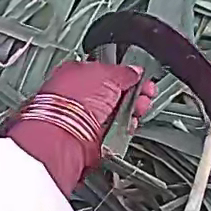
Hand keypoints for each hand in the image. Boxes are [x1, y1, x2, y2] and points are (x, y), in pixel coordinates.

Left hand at [7, 61, 155, 194]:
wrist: (65, 136)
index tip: (141, 77)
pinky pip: (114, 132)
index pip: (107, 73)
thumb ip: (124, 72)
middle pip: (114, 94)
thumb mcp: (107, 74)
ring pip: (117, 114)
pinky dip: (125, 129)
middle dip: (134, 94)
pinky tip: (129, 124)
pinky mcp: (92, 140)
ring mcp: (85, 119)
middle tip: (145, 93)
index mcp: (77, 74)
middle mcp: (79, 97)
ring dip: (133, 111)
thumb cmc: (73, 101)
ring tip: (139, 108)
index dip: (126, 75)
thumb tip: (134, 71)